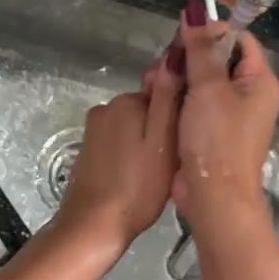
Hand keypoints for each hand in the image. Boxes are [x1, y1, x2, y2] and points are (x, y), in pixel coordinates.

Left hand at [53, 77, 180, 264]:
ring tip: (159, 172)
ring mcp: (94, 130)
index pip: (163, 90)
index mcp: (126, 101)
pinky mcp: (89, 150)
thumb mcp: (163, 140)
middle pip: (147, 109)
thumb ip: (167, 97)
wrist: (93, 226)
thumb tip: (174, 53)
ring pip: (134, 127)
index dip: (180, 111)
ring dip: (147, 142)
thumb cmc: (138, 186)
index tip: (189, 134)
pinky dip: (132, 154)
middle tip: (176, 159)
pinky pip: (120, 142)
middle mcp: (106, 107)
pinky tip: (139, 177)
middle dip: (162, 127)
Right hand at [171, 18, 278, 228]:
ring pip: (201, 80)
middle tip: (163, 60)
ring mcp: (230, 113)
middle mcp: (249, 94)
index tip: (182, 34)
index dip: (212, 31)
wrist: (214, 199)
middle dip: (187, 56)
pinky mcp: (211, 130)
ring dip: (178, 77)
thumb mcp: (207, 88)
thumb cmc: (217, 139)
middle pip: (218, 58)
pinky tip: (156, 95)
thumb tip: (194, 11)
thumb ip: (200, 49)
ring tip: (154, 79)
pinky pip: (194, 102)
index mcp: (260, 80)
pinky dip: (177, 96)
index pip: (239, 38)